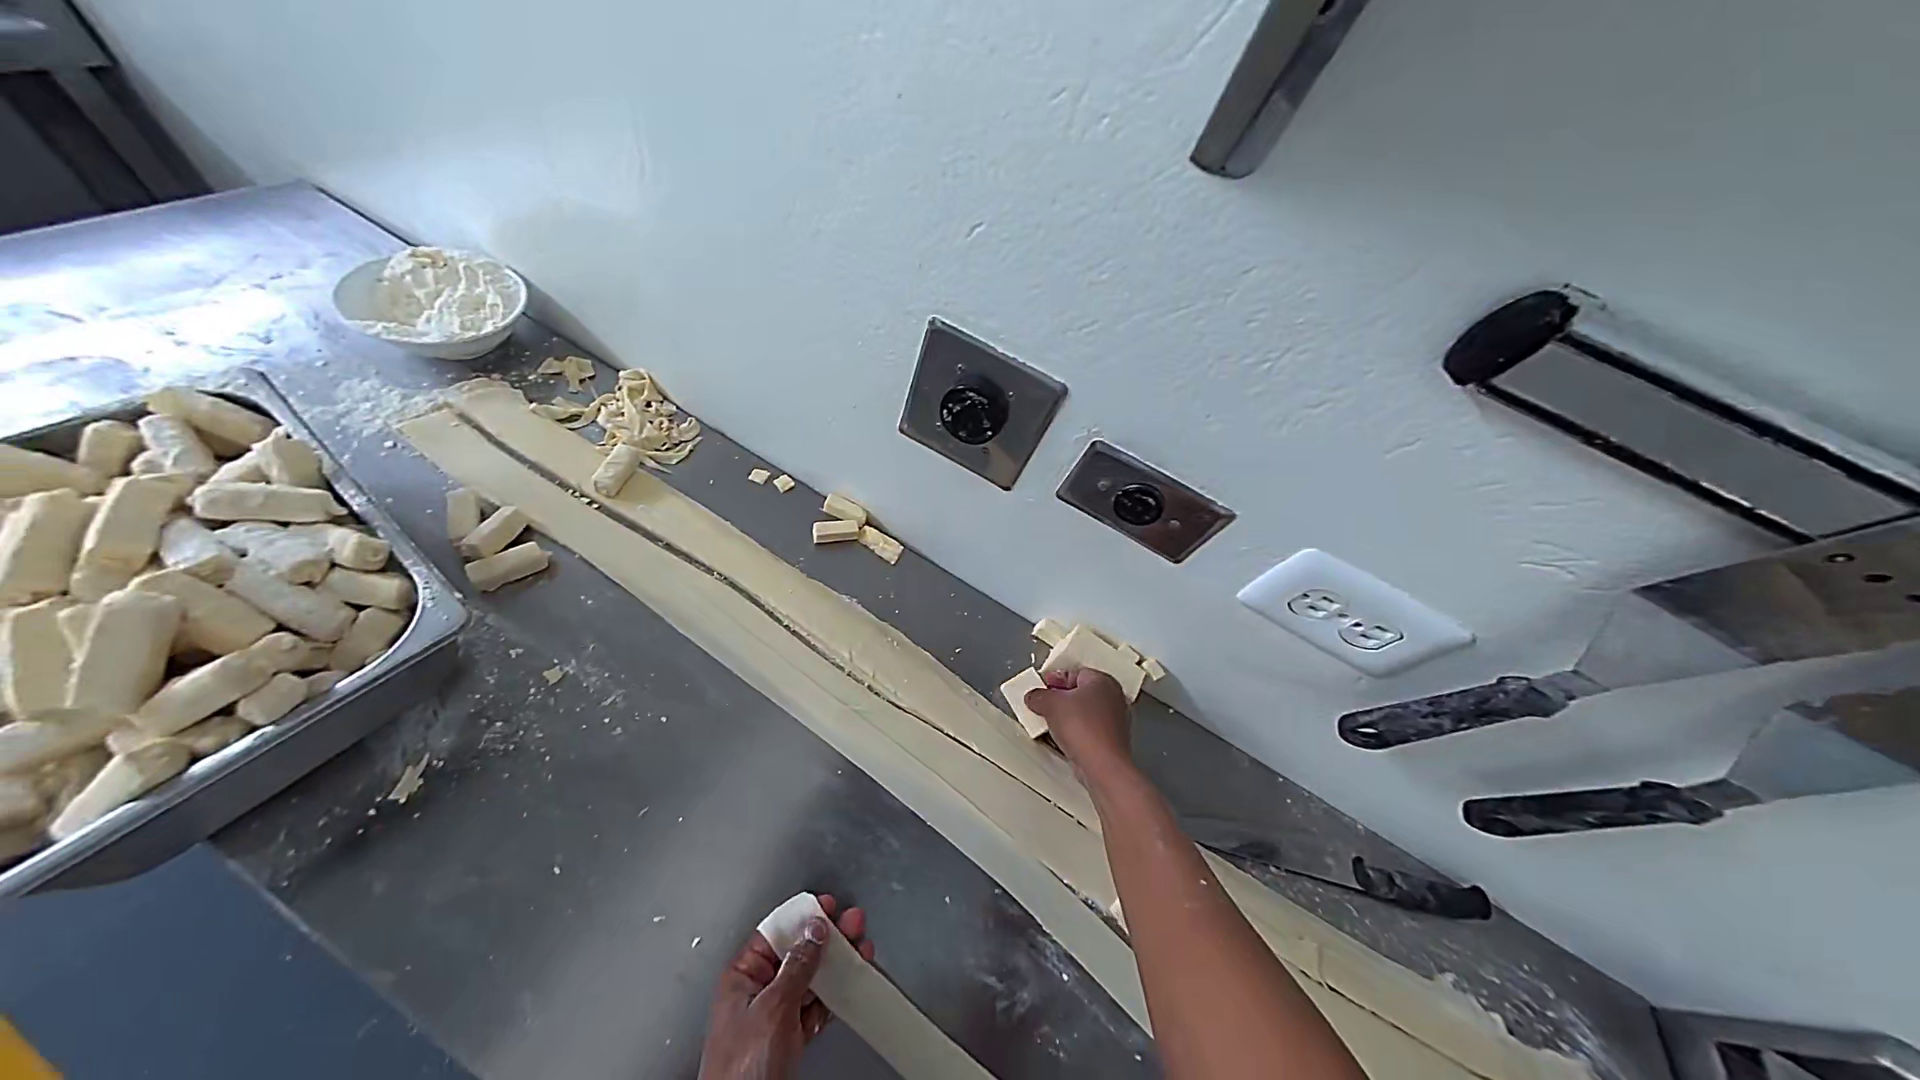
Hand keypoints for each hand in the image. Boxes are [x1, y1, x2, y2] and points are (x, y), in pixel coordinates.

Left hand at [698, 894, 873, 1079]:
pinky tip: (849, 982)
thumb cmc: (740, 1072)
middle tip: (851, 923)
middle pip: (798, 952)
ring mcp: (774, 1014)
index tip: (827, 906)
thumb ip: (797, 967)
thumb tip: (815, 931)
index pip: (776, 932)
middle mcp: (757, 991)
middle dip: (828, 936)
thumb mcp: (773, 1008)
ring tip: (858, 948)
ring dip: (836, 963)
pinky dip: (835, 993)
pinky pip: (816, 1004)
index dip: (803, 916)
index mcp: (742, 976)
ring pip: (811, 977)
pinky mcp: (789, 1035)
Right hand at [1025, 668, 1133, 777]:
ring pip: (1082, 714)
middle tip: (1042, 703)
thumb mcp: (1050, 704)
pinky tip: (1062, 739)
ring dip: (1065, 718)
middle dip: (1059, 699)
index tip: (1041, 685)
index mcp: (1103, 681)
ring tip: (1050, 723)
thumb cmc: (1087, 730)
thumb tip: (1034, 697)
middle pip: (1079, 693)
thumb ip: (1038, 696)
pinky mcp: (1108, 742)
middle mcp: (1113, 699)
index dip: (1055, 678)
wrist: (1100, 765)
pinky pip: (1085, 731)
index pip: (1075, 672)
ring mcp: (1113, 722)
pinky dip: (1073, 733)